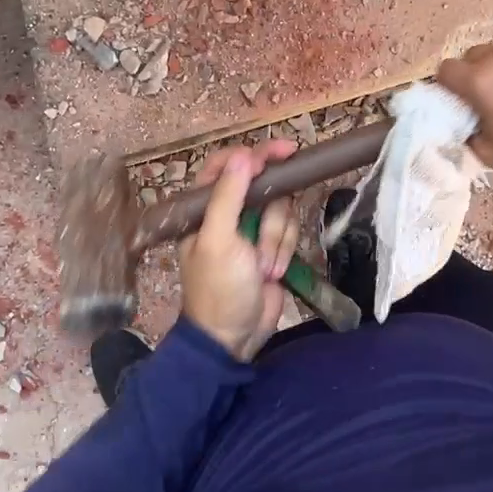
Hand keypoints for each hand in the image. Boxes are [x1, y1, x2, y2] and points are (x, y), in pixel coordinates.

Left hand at [178, 140, 300, 361]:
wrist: (233, 338)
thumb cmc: (218, 288)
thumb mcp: (217, 240)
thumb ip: (228, 196)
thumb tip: (245, 155)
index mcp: (204, 207)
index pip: (228, 164)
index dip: (254, 154)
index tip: (282, 153)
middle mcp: (228, 212)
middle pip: (262, 183)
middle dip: (271, 209)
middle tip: (280, 211)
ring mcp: (252, 228)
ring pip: (280, 207)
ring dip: (276, 237)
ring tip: (263, 267)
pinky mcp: (272, 245)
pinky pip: (289, 229)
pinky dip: (284, 249)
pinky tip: (273, 272)